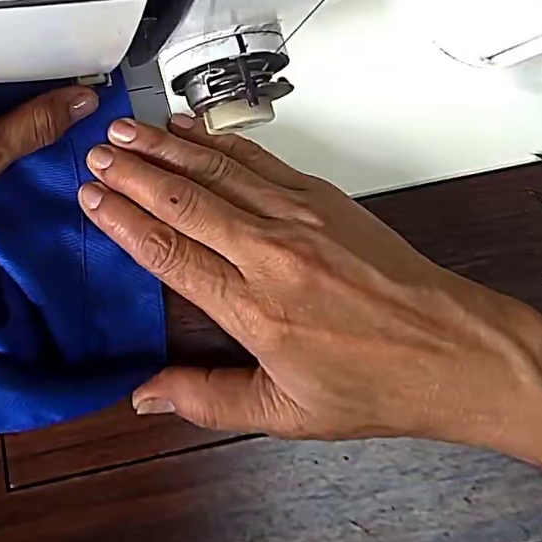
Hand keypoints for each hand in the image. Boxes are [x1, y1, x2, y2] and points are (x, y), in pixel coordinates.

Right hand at [77, 115, 541, 447]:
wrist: (449, 346)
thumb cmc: (374, 381)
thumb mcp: (284, 411)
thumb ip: (206, 399)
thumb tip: (146, 395)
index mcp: (254, 307)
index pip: (169, 252)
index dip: (123, 221)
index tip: (92, 199)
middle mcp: (271, 251)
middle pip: (185, 199)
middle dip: (134, 172)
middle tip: (98, 154)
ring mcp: (299, 216)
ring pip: (218, 169)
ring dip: (169, 147)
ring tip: (131, 130)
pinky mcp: (322, 196)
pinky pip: (260, 159)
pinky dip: (220, 141)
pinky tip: (195, 130)